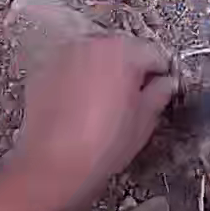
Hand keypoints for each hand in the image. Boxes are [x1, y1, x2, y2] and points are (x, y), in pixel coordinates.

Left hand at [7, 33, 177, 209]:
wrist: (53, 166)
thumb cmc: (102, 145)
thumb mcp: (144, 121)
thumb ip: (159, 94)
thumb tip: (165, 84)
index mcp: (123, 52)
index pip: (154, 54)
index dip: (161, 75)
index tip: (160, 91)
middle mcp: (92, 44)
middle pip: (122, 49)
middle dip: (130, 70)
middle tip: (133, 101)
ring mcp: (64, 55)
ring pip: (95, 57)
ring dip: (103, 73)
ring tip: (104, 105)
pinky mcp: (44, 70)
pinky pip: (71, 68)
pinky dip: (79, 79)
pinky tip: (81, 107)